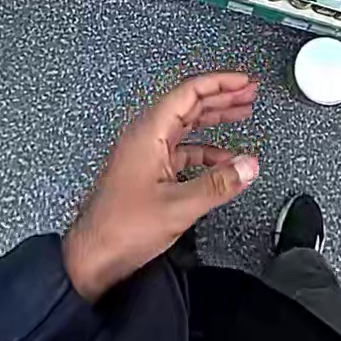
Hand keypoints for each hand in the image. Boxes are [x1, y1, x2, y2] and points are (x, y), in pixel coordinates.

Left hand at [63, 72, 260, 301]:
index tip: (243, 80)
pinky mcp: (148, 169)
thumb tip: (249, 165)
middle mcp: (147, 135)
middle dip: (222, 95)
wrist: (90, 259)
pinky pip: (182, 147)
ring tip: (242, 111)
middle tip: (249, 90)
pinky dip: (206, 148)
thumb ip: (218, 184)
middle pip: (190, 103)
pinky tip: (224, 157)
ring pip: (187, 123)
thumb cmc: (121, 230)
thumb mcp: (178, 206)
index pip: (189, 92)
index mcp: (150, 132)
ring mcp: (147, 152)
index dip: (220, 82)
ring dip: (215, 117)